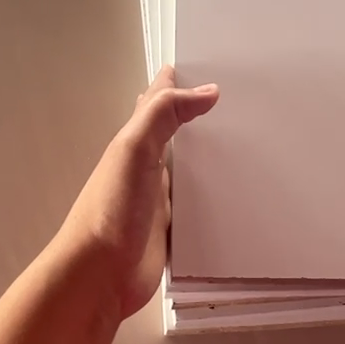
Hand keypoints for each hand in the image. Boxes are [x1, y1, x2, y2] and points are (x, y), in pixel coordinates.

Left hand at [57, 67, 219, 319]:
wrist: (100, 277)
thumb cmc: (110, 211)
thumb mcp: (133, 150)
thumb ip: (164, 115)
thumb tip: (207, 90)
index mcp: (134, 145)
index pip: (156, 105)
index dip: (175, 85)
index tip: (201, 66)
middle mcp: (147, 170)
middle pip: (174, 136)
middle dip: (196, 118)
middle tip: (233, 101)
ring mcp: (159, 203)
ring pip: (189, 172)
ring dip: (209, 160)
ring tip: (244, 144)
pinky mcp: (172, 233)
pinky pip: (198, 209)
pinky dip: (215, 200)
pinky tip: (234, 200)